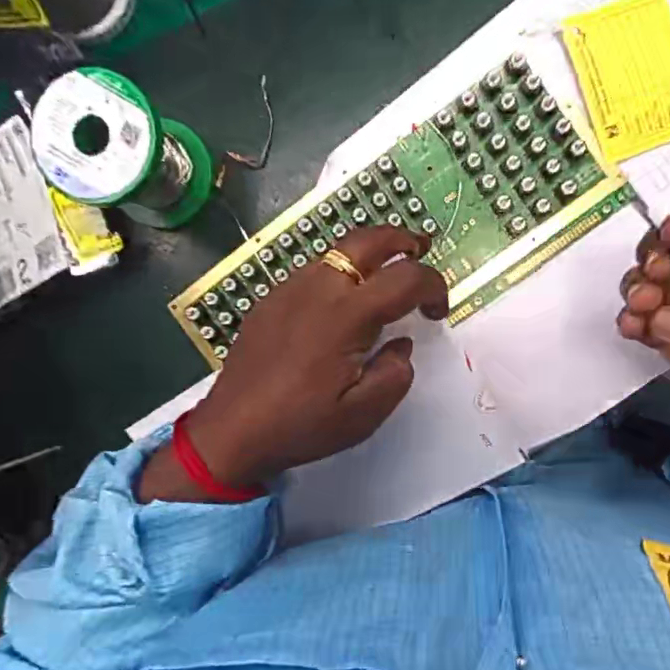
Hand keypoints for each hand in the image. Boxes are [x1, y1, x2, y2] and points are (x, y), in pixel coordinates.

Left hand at [140, 226, 448, 503]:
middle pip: (368, 240)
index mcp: (347, 314)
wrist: (232, 430)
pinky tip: (337, 305)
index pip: (406, 277)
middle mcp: (318, 288)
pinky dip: (336, 274)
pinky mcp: (268, 301)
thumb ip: (395, 373)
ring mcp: (288, 290)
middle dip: (401, 239)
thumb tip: (401, 343)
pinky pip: (311, 273)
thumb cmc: (300, 425)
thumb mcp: (364, 414)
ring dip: (367, 255)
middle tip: (419, 249)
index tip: (437, 312)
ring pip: (336, 253)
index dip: (434, 286)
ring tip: (382, 277)